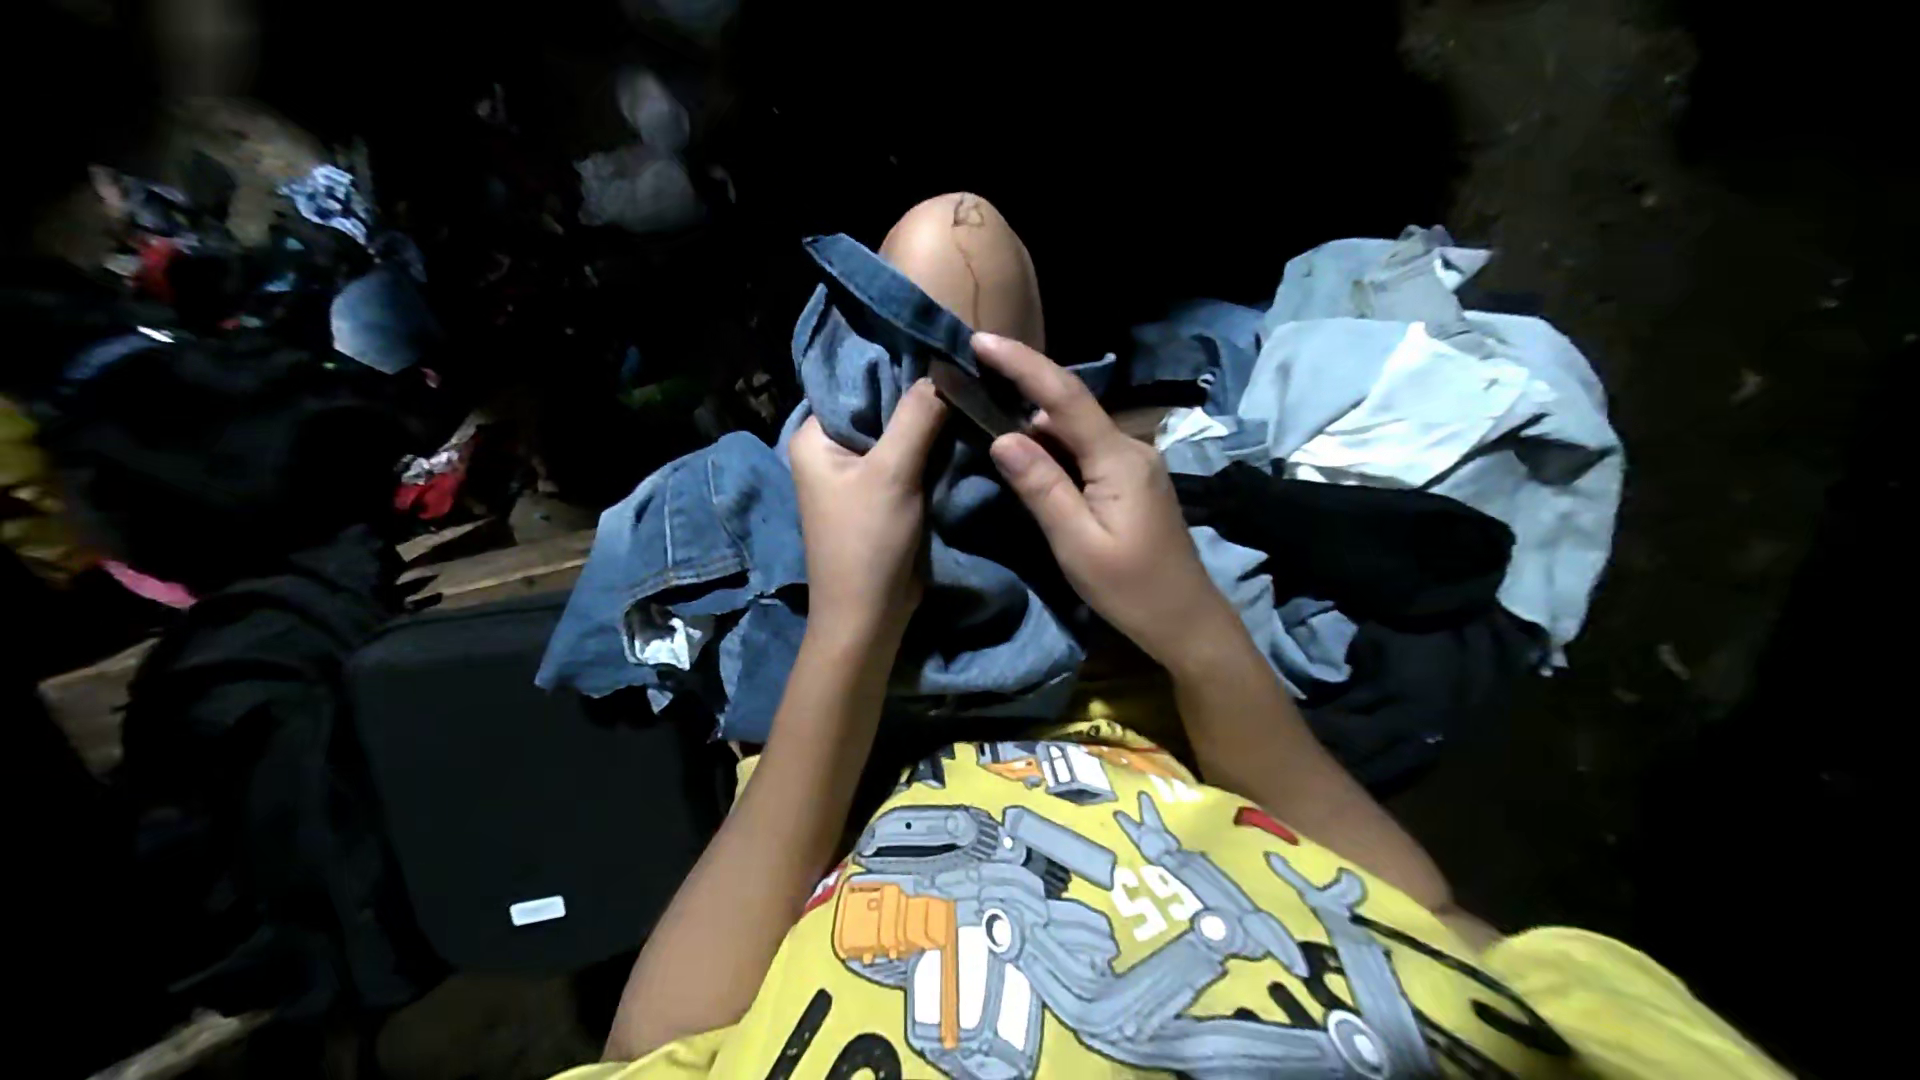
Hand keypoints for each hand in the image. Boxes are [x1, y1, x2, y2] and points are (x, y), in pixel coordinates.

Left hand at [789, 379, 947, 642]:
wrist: (870, 615)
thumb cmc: (868, 542)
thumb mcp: (892, 473)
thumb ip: (916, 417)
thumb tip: (945, 368)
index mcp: (815, 436)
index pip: (855, 381)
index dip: (896, 364)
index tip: (942, 349)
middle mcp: (831, 449)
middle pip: (879, 406)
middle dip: (917, 395)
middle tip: (963, 371)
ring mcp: (857, 473)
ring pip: (898, 433)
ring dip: (928, 423)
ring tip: (969, 394)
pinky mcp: (882, 494)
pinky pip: (907, 459)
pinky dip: (930, 449)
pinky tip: (961, 431)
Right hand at [974, 332, 1240, 672]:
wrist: (1186, 619)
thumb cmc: (1130, 589)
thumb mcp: (1077, 542)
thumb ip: (1041, 487)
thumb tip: (1002, 436)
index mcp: (1118, 458)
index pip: (1065, 397)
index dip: (1022, 364)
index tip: (982, 339)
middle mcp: (1130, 447)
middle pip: (1069, 410)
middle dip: (1021, 395)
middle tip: (973, 395)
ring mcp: (1135, 462)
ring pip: (1076, 432)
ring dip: (1036, 431)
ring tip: (993, 436)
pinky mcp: (1133, 480)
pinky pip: (1086, 452)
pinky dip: (1055, 452)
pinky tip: (1032, 468)